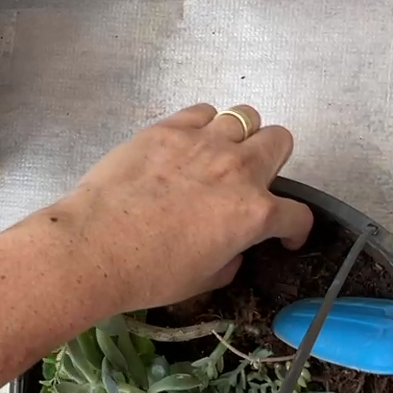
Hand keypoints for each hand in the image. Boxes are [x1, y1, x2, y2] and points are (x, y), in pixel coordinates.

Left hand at [26, 104, 313, 316]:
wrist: (95, 246)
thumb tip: (233, 250)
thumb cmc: (150, 273)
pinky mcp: (167, 128)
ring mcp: (203, 142)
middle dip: (274, 162)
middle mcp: (237, 169)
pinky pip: (201, 112)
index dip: (295, 228)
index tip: (285, 235)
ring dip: (241, 136)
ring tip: (220, 155)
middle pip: (280, 141)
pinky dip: (203, 125)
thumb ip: (230, 260)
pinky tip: (188, 144)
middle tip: (253, 181)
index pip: (297, 214)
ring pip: (245, 116)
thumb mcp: (204, 280)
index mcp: (253, 213)